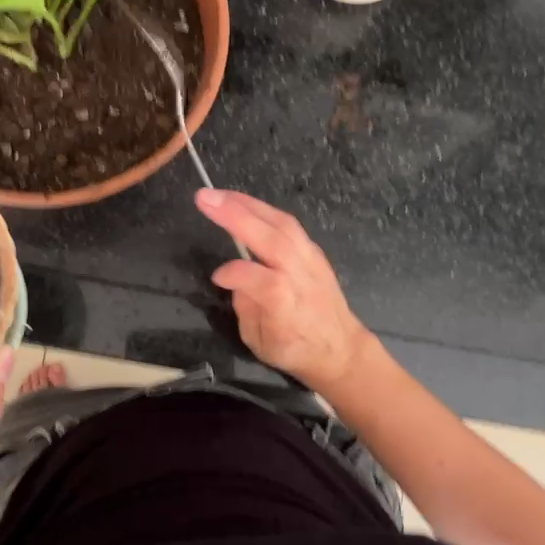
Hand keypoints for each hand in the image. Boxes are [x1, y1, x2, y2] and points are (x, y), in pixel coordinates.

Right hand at [195, 189, 373, 387]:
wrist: (340, 346)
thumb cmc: (295, 349)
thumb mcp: (261, 343)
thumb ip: (246, 309)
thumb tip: (237, 281)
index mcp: (289, 308)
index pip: (264, 282)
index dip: (237, 274)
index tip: (217, 278)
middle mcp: (303, 278)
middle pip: (274, 240)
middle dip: (238, 216)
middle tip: (205, 198)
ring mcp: (312, 261)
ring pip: (283, 225)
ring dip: (248, 205)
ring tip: (219, 194)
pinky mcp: (314, 251)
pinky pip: (289, 225)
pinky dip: (264, 211)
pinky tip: (242, 204)